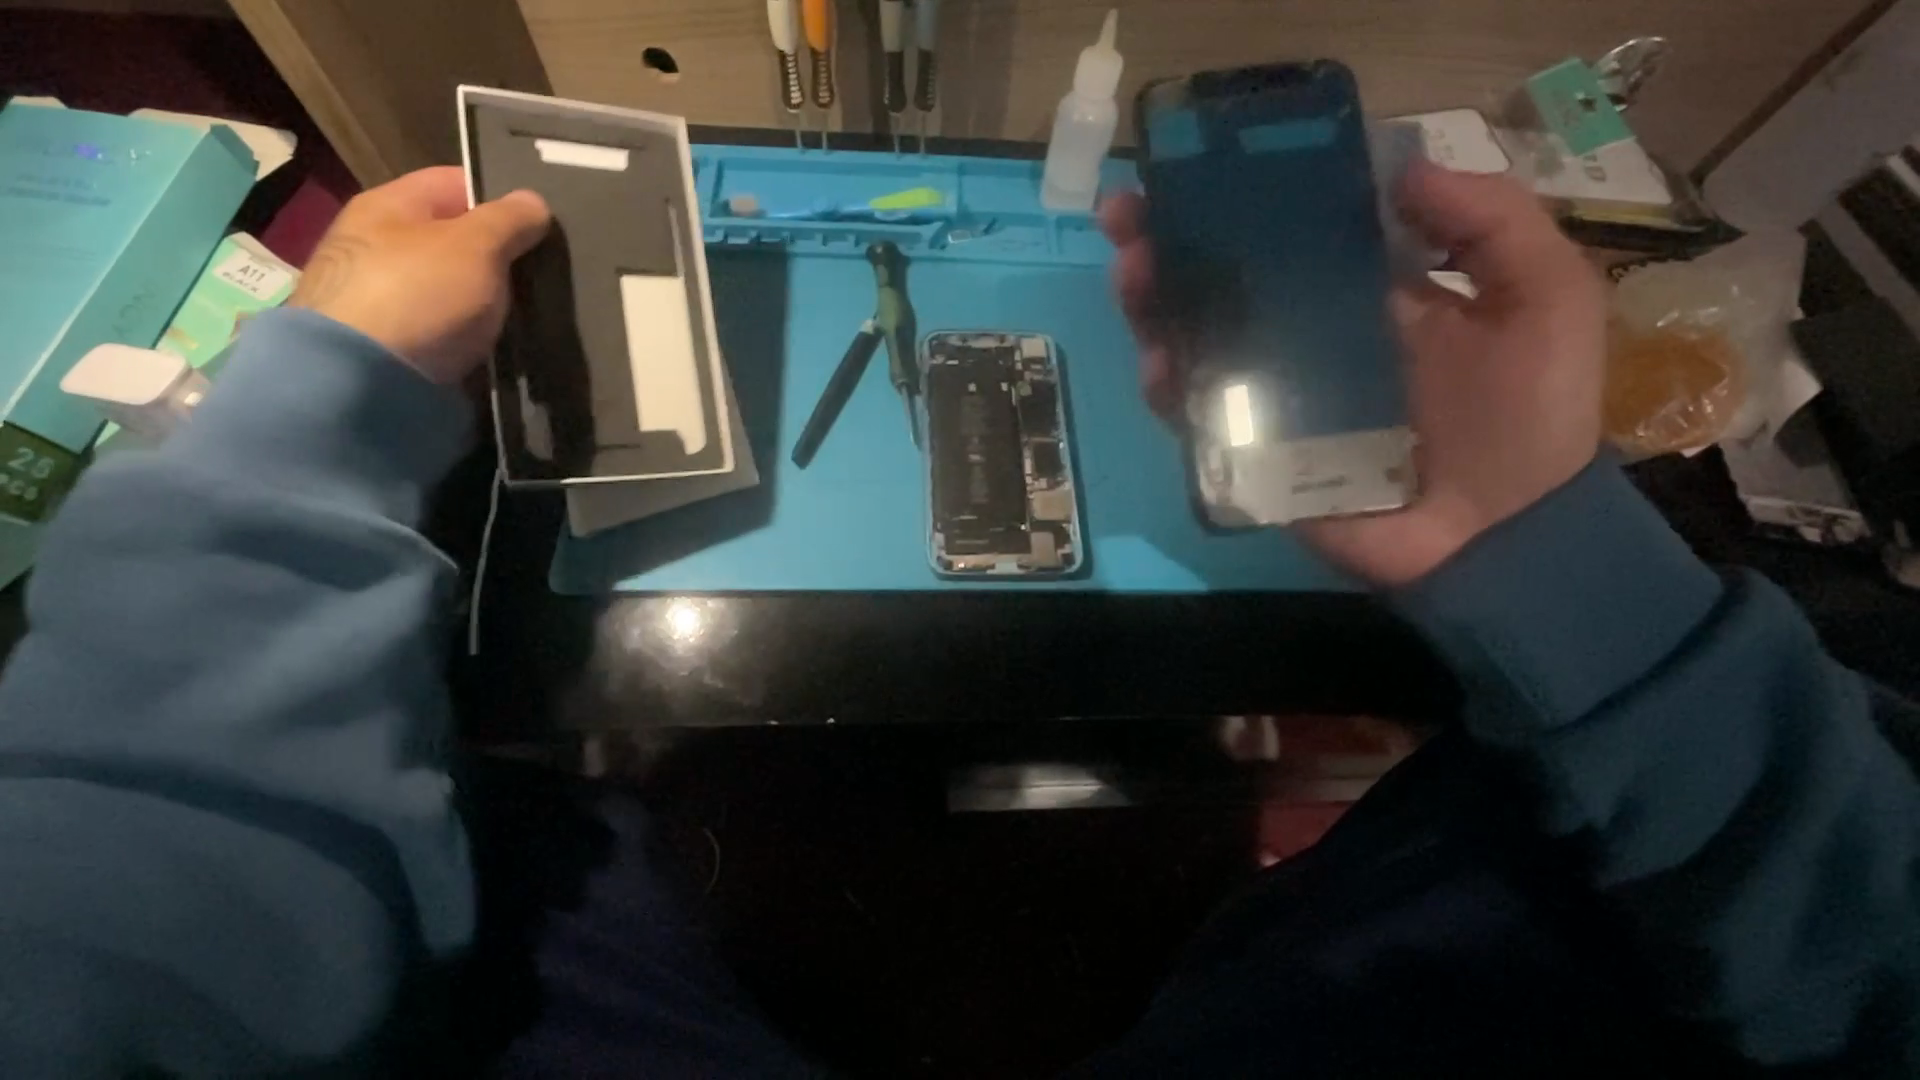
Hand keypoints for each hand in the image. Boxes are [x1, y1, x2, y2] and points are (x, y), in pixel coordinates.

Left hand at [289, 166, 551, 384]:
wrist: (366, 382)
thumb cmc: (419, 294)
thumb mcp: (475, 246)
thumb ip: (508, 220)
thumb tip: (533, 200)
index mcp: (390, 206)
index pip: (455, 183)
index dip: (502, 197)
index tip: (546, 221)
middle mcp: (384, 245)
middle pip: (459, 239)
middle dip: (505, 253)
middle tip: (555, 268)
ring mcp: (392, 297)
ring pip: (461, 286)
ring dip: (497, 297)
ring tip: (545, 307)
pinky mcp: (406, 344)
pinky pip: (457, 327)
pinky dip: (484, 332)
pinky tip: (515, 339)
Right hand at [1101, 161, 1607, 586]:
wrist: (1501, 536)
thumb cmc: (1526, 419)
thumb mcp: (1543, 299)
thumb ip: (1491, 223)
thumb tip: (1401, 170)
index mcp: (1363, 297)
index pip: (1288, 239)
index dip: (1242, 202)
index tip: (1196, 167)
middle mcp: (1306, 340)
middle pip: (1223, 286)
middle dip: (1170, 247)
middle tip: (1128, 217)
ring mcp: (1271, 398)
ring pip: (1196, 344)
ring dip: (1153, 307)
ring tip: (1129, 273)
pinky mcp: (1252, 453)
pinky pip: (1198, 418)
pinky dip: (1170, 390)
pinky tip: (1157, 362)